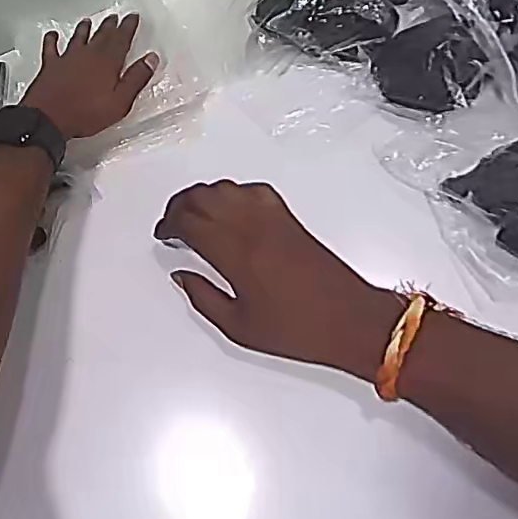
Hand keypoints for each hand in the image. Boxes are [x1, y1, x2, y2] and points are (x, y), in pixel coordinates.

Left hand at [21, 15, 158, 139]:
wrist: (48, 118)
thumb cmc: (85, 113)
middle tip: (115, 17)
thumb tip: (151, 59)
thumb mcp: (120, 101)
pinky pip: (51, 48)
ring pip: (78, 38)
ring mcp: (67, 59)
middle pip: (101, 35)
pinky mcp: (50, 66)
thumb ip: (135, 78)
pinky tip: (52, 34)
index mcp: (107, 62)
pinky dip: (52, 39)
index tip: (132, 17)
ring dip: (84, 29)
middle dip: (110, 25)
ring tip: (88, 21)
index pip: (121, 39)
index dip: (128, 27)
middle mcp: (87, 55)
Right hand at [156, 181, 404, 380]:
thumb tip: (182, 276)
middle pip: (200, 198)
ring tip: (194, 212)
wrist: (353, 322)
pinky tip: (230, 206)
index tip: (164, 233)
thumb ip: (203, 298)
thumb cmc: (300, 329)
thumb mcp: (239, 328)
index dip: (169, 224)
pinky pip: (251, 190)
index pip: (188, 222)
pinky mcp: (288, 216)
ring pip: (223, 189)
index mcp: (234, 254)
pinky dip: (233, 192)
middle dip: (179, 206)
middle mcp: (250, 228)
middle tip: (172, 221)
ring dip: (202, 196)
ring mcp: (270, 217)